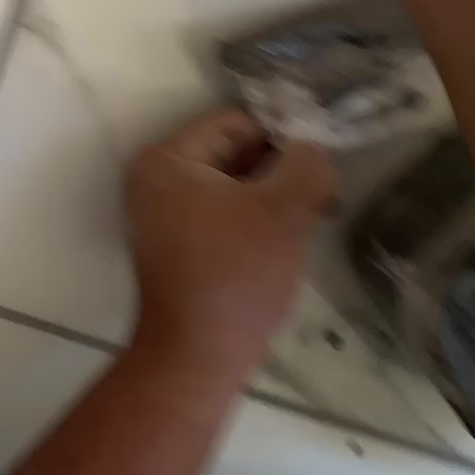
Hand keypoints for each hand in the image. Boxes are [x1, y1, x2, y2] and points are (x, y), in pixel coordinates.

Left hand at [125, 110, 333, 380]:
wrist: (196, 350)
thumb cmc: (234, 273)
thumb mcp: (280, 212)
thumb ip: (303, 167)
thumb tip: (311, 145)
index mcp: (165, 157)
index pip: (231, 123)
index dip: (280, 136)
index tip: (319, 163)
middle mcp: (151, 175)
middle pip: (226, 151)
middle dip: (275, 168)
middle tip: (323, 193)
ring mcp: (156, 209)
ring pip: (225, 184)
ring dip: (267, 195)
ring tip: (312, 215)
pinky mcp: (170, 239)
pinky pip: (215, 211)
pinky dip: (249, 217)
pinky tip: (283, 238)